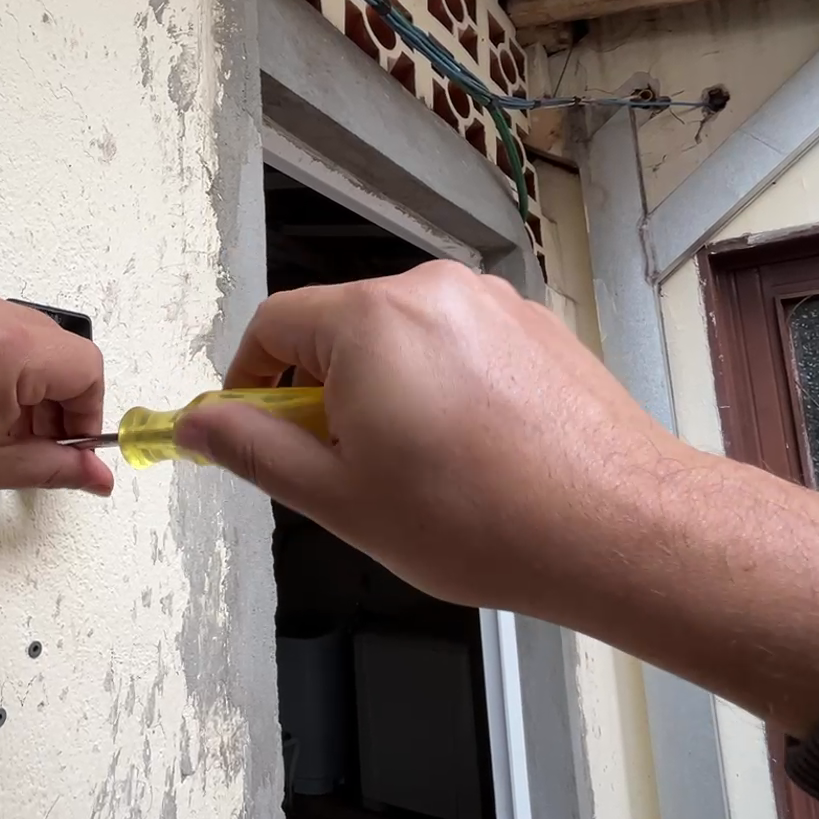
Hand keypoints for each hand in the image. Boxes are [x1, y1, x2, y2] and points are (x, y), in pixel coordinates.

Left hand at [0, 274, 112, 546]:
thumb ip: (56, 466)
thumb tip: (99, 477)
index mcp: (4, 345)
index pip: (84, 365)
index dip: (85, 412)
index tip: (67, 444)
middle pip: (50, 343)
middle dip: (50, 395)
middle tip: (27, 440)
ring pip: (12, 328)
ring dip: (15, 372)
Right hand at [174, 261, 818, 731]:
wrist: (623, 530)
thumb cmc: (473, 519)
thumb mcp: (335, 495)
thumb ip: (251, 448)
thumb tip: (195, 422)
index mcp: (368, 320)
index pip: (272, 325)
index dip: (249, 379)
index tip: (259, 429)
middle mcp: (426, 289)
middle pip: (333, 328)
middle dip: (318, 390)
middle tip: (341, 463)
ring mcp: (486, 300)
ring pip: (391, 335)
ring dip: (375, 386)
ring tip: (410, 461)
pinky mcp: (528, 321)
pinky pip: (448, 338)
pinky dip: (430, 379)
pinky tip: (464, 443)